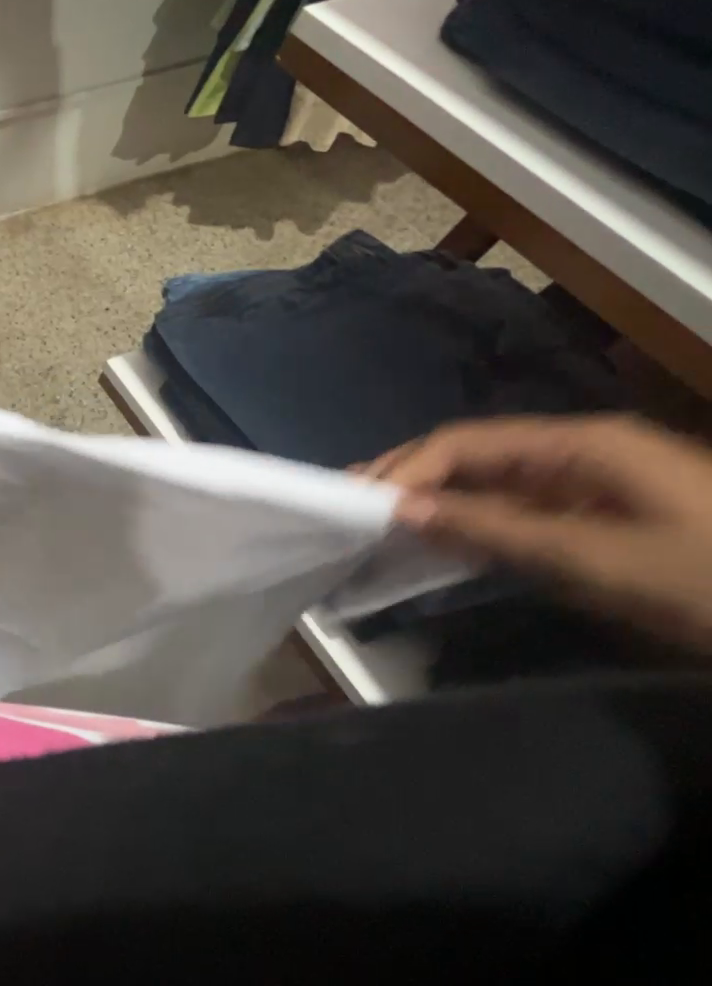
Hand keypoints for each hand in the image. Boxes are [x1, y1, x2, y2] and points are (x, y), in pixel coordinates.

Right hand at [363, 415, 711, 649]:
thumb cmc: (711, 581)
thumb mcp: (598, 559)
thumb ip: (493, 530)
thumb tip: (400, 508)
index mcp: (582, 445)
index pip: (465, 442)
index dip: (406, 468)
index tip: (356, 504)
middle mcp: (580, 453)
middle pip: (473, 455)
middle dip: (410, 479)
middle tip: (349, 510)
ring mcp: (594, 485)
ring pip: (491, 483)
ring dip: (434, 502)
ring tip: (377, 525)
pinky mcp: (603, 518)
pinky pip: (518, 511)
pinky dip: (471, 524)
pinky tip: (439, 541)